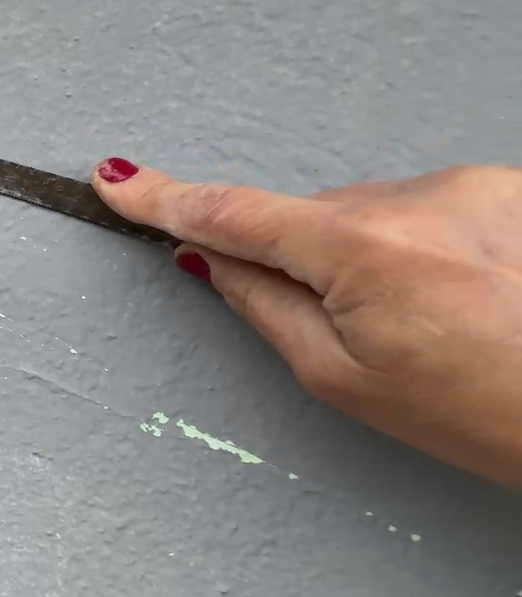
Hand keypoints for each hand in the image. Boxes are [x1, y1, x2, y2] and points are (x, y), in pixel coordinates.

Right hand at [92, 159, 521, 486]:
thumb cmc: (500, 417)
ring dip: (360, 255)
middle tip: (354, 328)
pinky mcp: (517, 189)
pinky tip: (464, 294)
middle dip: (295, 260)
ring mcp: (484, 187)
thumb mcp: (343, 378)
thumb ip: (261, 303)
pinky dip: (412, 247)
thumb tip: (211, 257)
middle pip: (300, 218)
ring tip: (431, 319)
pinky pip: (418, 208)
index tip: (114, 180)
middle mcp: (427, 199)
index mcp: (370, 251)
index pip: (229, 214)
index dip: (159, 200)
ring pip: (361, 213)